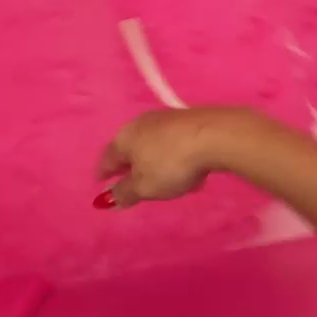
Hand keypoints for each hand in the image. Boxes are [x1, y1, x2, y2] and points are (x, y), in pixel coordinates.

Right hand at [95, 107, 263, 208]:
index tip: (100, 182)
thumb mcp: (145, 187)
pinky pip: (174, 142)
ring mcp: (166, 118)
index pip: (107, 158)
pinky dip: (174, 155)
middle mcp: (142, 123)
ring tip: (161, 179)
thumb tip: (108, 198)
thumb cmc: (172, 164)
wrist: (215, 135)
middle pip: (130, 148)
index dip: (103, 173)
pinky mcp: (189, 119)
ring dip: (154, 160)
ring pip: (153, 143)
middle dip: (129, 165)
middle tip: (129, 180)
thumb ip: (125, 193)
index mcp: (124, 138)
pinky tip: (187, 169)